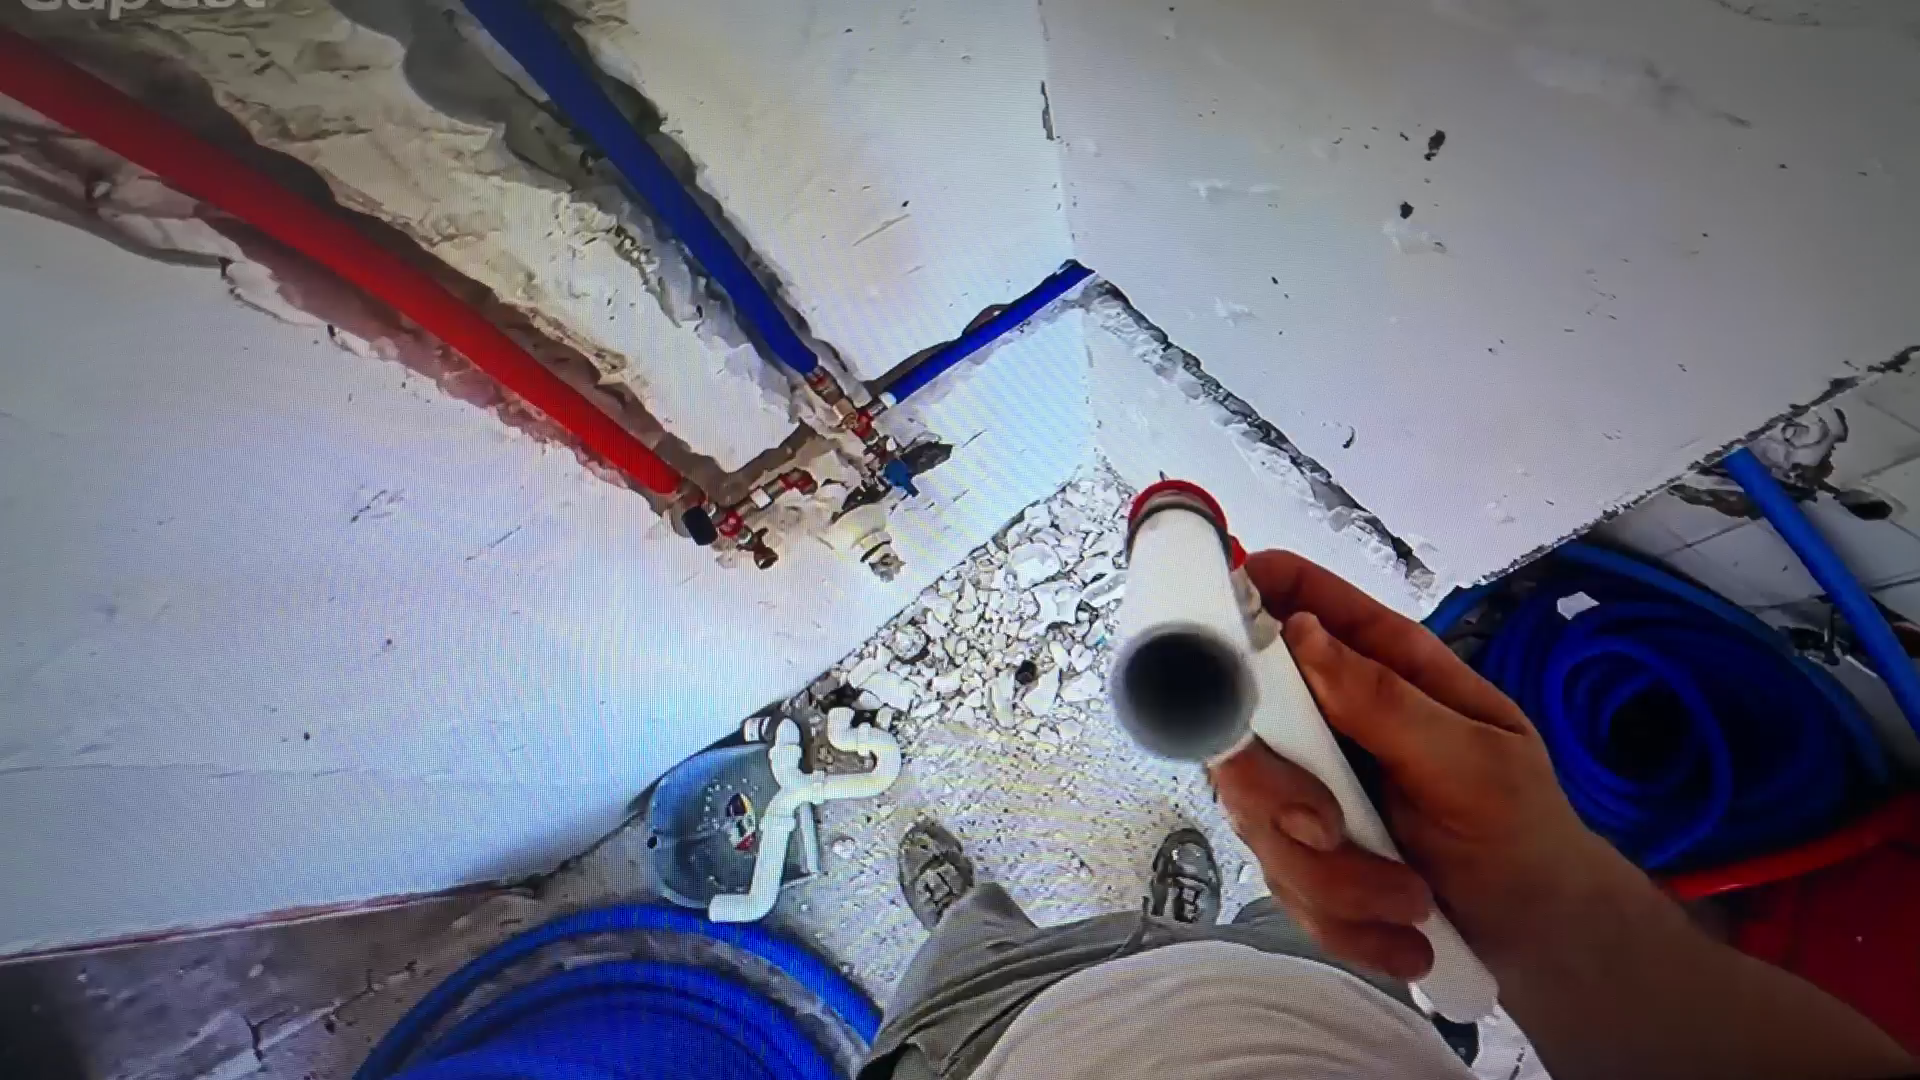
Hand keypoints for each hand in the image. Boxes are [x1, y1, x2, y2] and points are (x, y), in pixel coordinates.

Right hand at [1210, 552, 1635, 980]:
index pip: (1289, 593)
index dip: (1240, 591)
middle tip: (1329, 831)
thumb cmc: (1521, 824)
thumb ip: (1384, 698)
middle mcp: (1317, 708)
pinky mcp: (1291, 840)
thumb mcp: (1474, 758)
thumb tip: (1297, 629)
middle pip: (1234, 715)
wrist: (1533, 931)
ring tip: (1406, 902)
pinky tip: (1395, 933)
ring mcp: (1295, 775)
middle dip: (1272, 788)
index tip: (1213, 631)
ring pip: (1248, 807)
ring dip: (1325, 875)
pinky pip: (1274, 873)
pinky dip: (1333, 916)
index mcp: (1368, 660)